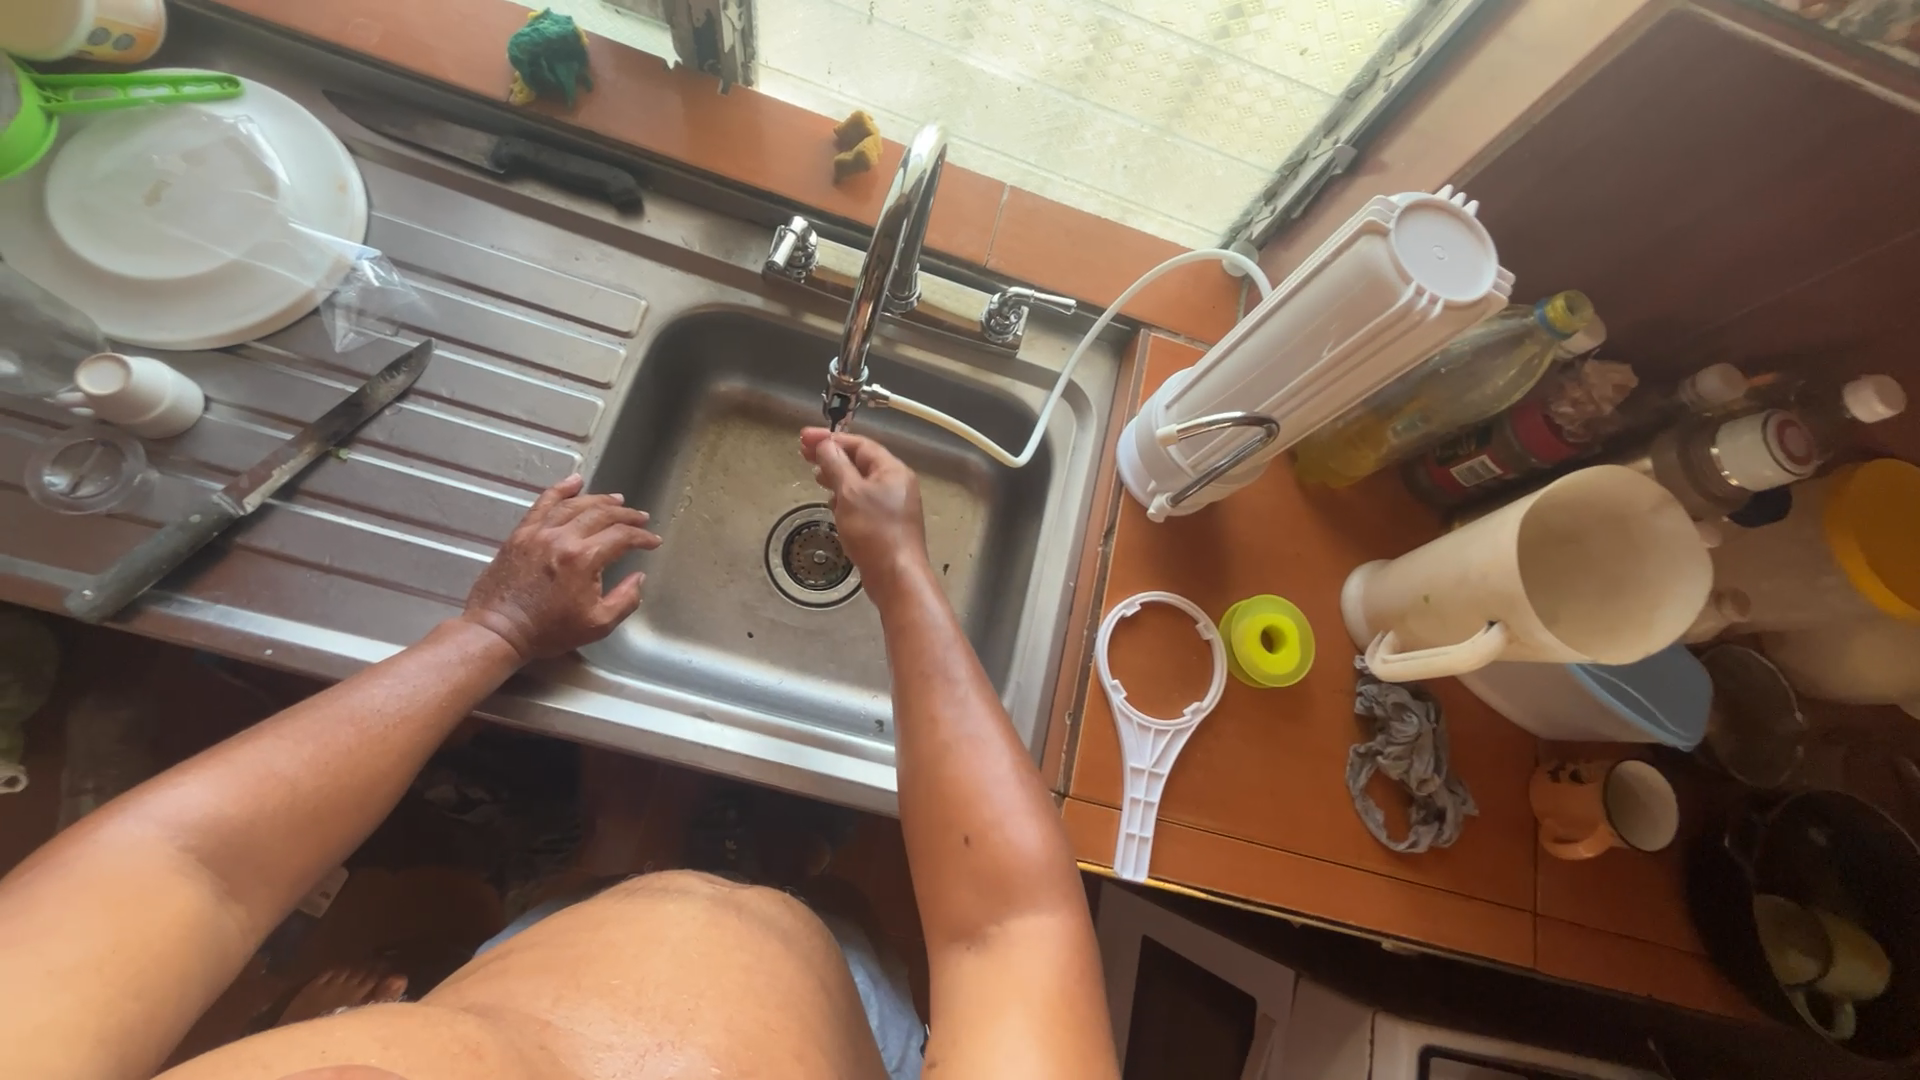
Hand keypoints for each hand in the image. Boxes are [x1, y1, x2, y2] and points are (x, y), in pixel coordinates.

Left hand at [461, 474, 661, 660]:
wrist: (497, 631)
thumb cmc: (549, 631)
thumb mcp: (599, 624)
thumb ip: (626, 599)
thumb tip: (638, 577)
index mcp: (583, 559)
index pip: (622, 537)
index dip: (642, 537)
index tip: (653, 542)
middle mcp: (562, 538)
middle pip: (601, 514)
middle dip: (627, 515)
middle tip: (641, 518)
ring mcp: (538, 532)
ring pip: (575, 505)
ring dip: (600, 499)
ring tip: (617, 499)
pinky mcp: (521, 534)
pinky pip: (543, 504)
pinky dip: (560, 490)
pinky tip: (575, 481)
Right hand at [800, 427, 927, 593]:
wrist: (896, 576)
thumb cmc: (874, 532)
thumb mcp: (850, 493)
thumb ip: (836, 466)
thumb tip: (824, 445)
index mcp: (892, 470)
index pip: (859, 444)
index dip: (830, 439)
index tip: (804, 438)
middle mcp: (896, 483)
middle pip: (861, 461)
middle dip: (832, 456)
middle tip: (804, 454)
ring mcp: (894, 504)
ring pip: (861, 482)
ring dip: (838, 476)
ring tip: (816, 476)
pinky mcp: (887, 523)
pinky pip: (864, 501)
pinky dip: (846, 497)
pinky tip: (832, 504)